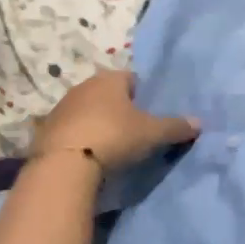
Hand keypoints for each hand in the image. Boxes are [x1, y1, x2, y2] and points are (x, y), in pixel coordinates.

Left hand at [28, 69, 197, 174]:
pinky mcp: (45, 131)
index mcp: (110, 79)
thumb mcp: (152, 133)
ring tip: (111, 147)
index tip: (150, 114)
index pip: (132, 78)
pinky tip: (89, 156)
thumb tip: (199, 123)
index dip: (143, 94)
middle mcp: (83, 86)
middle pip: (108, 94)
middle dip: (119, 109)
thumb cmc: (114, 137)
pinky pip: (71, 131)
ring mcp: (61, 108)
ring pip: (87, 111)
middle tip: (134, 131)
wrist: (64, 165)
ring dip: (97, 124)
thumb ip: (176, 126)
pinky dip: (81, 139)